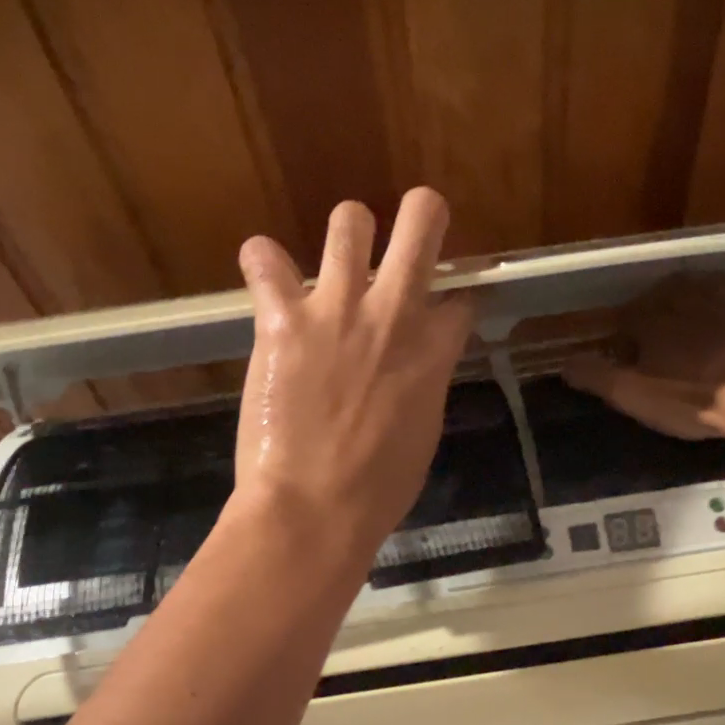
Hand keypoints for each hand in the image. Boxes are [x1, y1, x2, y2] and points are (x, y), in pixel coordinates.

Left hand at [231, 188, 474, 550]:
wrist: (314, 509)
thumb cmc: (377, 490)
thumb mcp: (421, 436)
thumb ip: (422, 387)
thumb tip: (414, 369)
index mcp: (435, 352)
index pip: (461, 299)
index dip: (453, 301)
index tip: (444, 310)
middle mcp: (394, 314)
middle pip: (421, 222)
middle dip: (421, 215)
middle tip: (410, 233)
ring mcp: (337, 309)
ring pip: (349, 221)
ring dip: (348, 234)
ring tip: (336, 261)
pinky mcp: (283, 319)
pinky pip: (264, 259)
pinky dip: (263, 263)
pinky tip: (266, 277)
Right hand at [562, 271, 724, 440]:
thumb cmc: (689, 397)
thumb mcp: (631, 394)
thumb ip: (596, 377)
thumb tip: (564, 363)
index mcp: (654, 320)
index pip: (630, 314)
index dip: (625, 331)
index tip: (623, 352)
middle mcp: (690, 303)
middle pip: (671, 290)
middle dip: (661, 301)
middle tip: (658, 322)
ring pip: (714, 284)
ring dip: (705, 288)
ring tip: (699, 303)